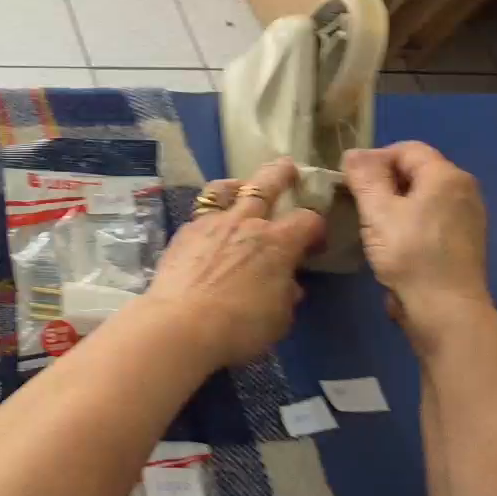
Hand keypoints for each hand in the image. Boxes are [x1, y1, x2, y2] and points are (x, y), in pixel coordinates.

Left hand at [135, 158, 326, 368]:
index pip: (308, 220)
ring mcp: (210, 224)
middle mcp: (245, 223)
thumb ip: (285, 295)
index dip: (316, 229)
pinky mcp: (183, 234)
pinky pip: (199, 215)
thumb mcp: (279, 318)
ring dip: (236, 185)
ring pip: (223, 190)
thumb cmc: (239, 326)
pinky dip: (209, 217)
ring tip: (239, 187)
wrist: (181, 325)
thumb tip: (287, 285)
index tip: (314, 244)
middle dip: (281, 174)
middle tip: (287, 168)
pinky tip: (208, 231)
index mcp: (278, 242)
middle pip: (267, 184)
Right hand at [343, 142, 492, 347]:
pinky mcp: (463, 240)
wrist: (443, 307)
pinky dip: (410, 220)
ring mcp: (467, 216)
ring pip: (424, 196)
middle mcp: (464, 189)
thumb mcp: (378, 212)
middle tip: (356, 201)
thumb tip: (354, 152)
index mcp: (446, 176)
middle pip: (417, 171)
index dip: (375, 158)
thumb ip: (365, 178)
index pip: (407, 149)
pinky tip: (392, 241)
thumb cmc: (409, 254)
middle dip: (384, 180)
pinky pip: (431, 217)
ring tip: (370, 222)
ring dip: (395, 202)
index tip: (350, 180)